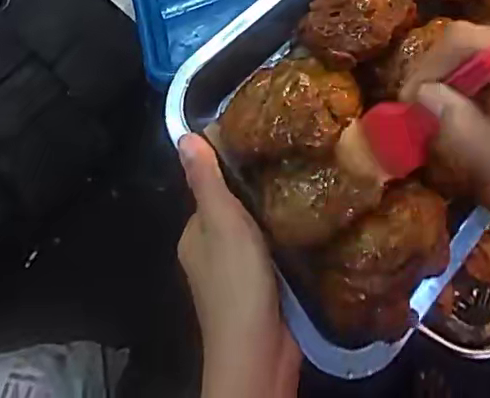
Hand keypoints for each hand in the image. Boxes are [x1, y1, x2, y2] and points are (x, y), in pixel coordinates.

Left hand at [177, 134, 299, 397]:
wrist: (259, 353)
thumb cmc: (236, 282)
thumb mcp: (221, 222)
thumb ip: (206, 181)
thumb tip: (183, 136)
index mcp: (194, 234)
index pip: (211, 186)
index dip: (233, 164)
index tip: (262, 139)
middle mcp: (211, 251)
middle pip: (236, 206)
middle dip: (259, 187)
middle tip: (292, 156)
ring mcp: (237, 272)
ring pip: (257, 228)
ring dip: (275, 212)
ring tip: (306, 180)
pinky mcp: (263, 287)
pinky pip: (273, 249)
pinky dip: (286, 236)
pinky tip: (306, 220)